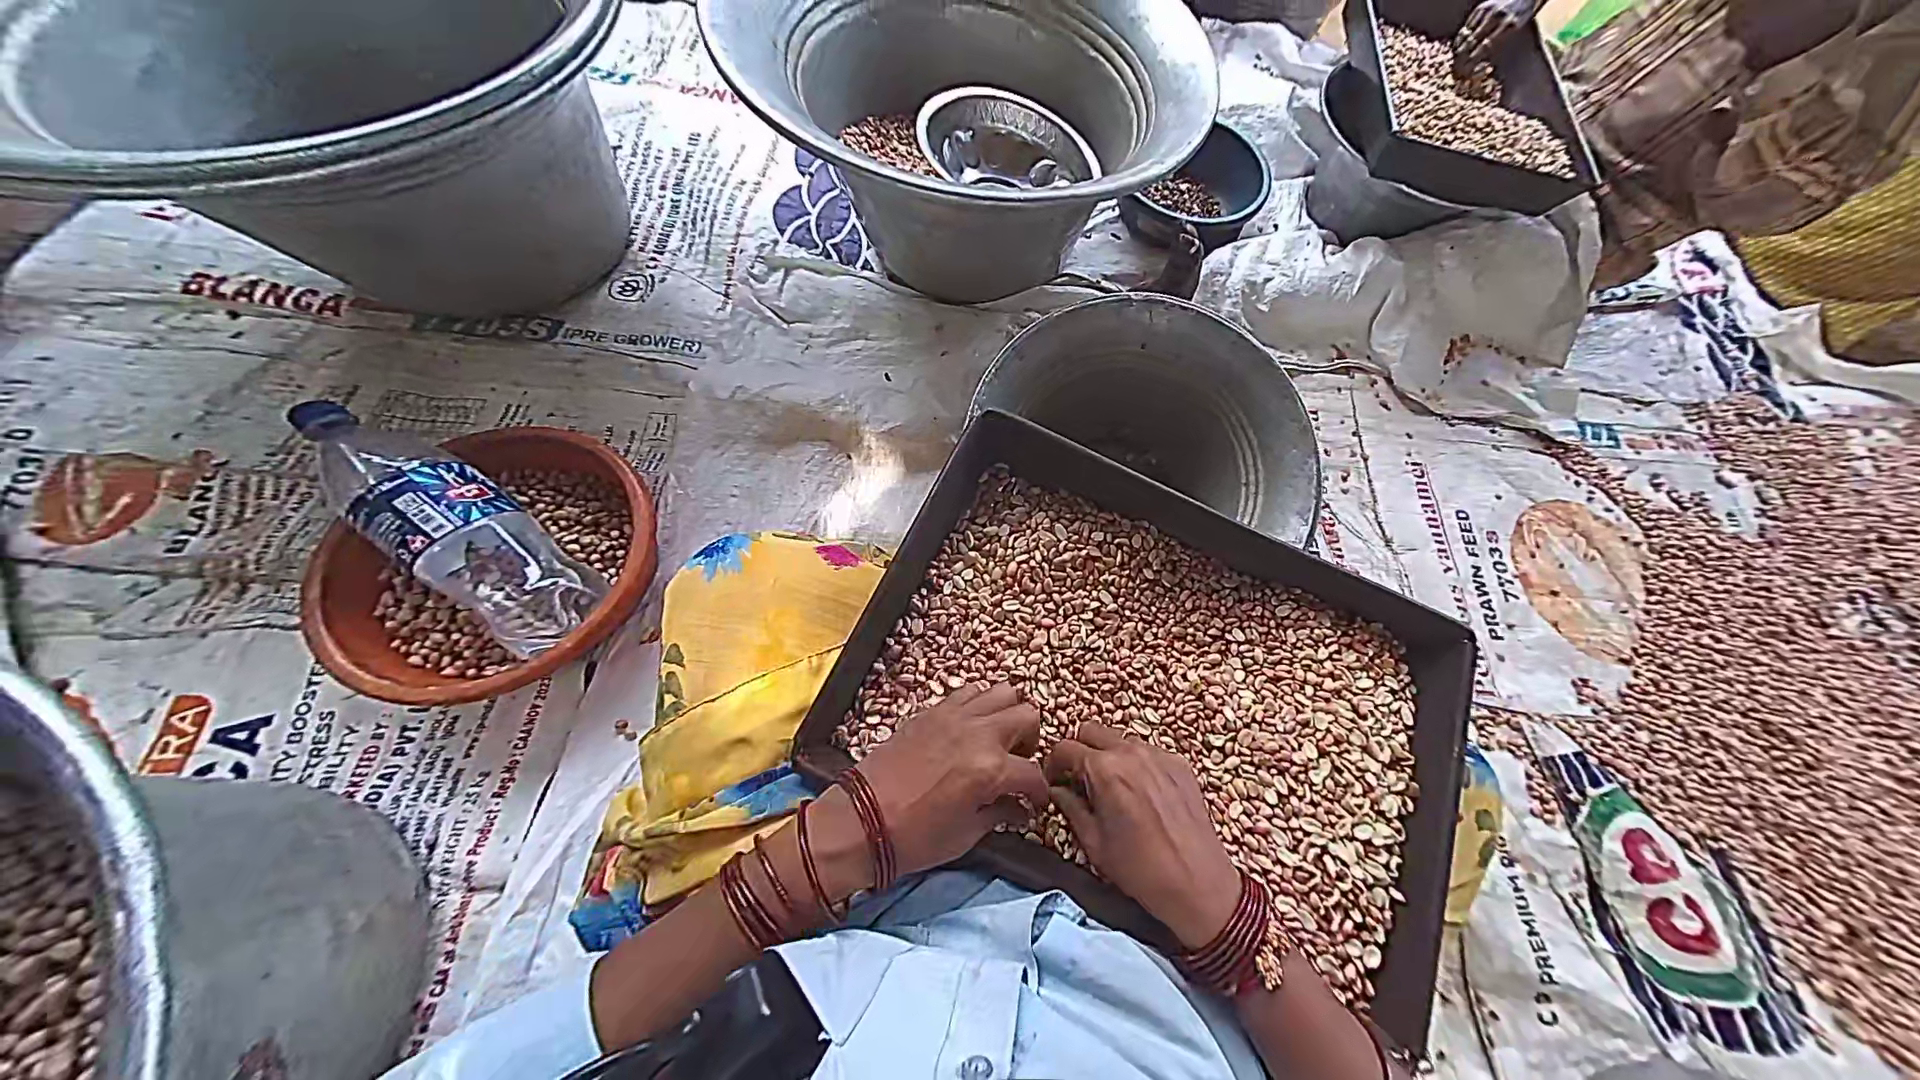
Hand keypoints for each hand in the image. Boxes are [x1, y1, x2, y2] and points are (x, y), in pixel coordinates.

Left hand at [851, 683, 1052, 877]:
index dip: (1038, 792)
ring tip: (997, 740)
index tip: (1033, 801)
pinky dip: (978, 706)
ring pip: (1002, 692)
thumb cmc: (914, 837)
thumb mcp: (966, 834)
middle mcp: (978, 733)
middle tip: (1018, 763)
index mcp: (990, 768)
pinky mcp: (932, 711)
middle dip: (1031, 742)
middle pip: (1027, 716)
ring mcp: (954, 716)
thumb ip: (999, 814)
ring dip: (1008, 715)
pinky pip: (968, 693)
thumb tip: (1017, 808)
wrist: (861, 820)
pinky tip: (970, 729)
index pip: (1033, 773)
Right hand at [1044, 723, 1241, 948]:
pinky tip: (1140, 793)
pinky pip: (1147, 752)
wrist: (1198, 885)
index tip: (1055, 779)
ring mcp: (1158, 756)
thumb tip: (1058, 791)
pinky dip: (1136, 764)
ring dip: (1108, 755)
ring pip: (1120, 739)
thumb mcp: (1093, 841)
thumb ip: (1070, 807)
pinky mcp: (1179, 764)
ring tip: (1111, 787)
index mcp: (1104, 769)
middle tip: (1079, 778)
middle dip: (1080, 751)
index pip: (1065, 748)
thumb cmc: (1142, 869)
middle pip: (1091, 731)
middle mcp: (1131, 753)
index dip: (1053, 764)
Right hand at [1454, 0, 1538, 66]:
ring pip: (1465, 36)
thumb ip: (1499, 46)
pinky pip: (1466, 27)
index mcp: (1508, 25)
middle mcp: (1496, 16)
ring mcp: (1487, 11)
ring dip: (1458, 49)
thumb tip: (1478, 65)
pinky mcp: (1481, 8)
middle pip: (1471, 42)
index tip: (1464, 72)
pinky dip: (1460, 38)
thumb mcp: (1516, 31)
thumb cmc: (1522, 16)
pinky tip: (1459, 45)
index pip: (1483, 47)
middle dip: (1461, 57)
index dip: (1472, 61)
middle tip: (1456, 68)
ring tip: (1456, 59)